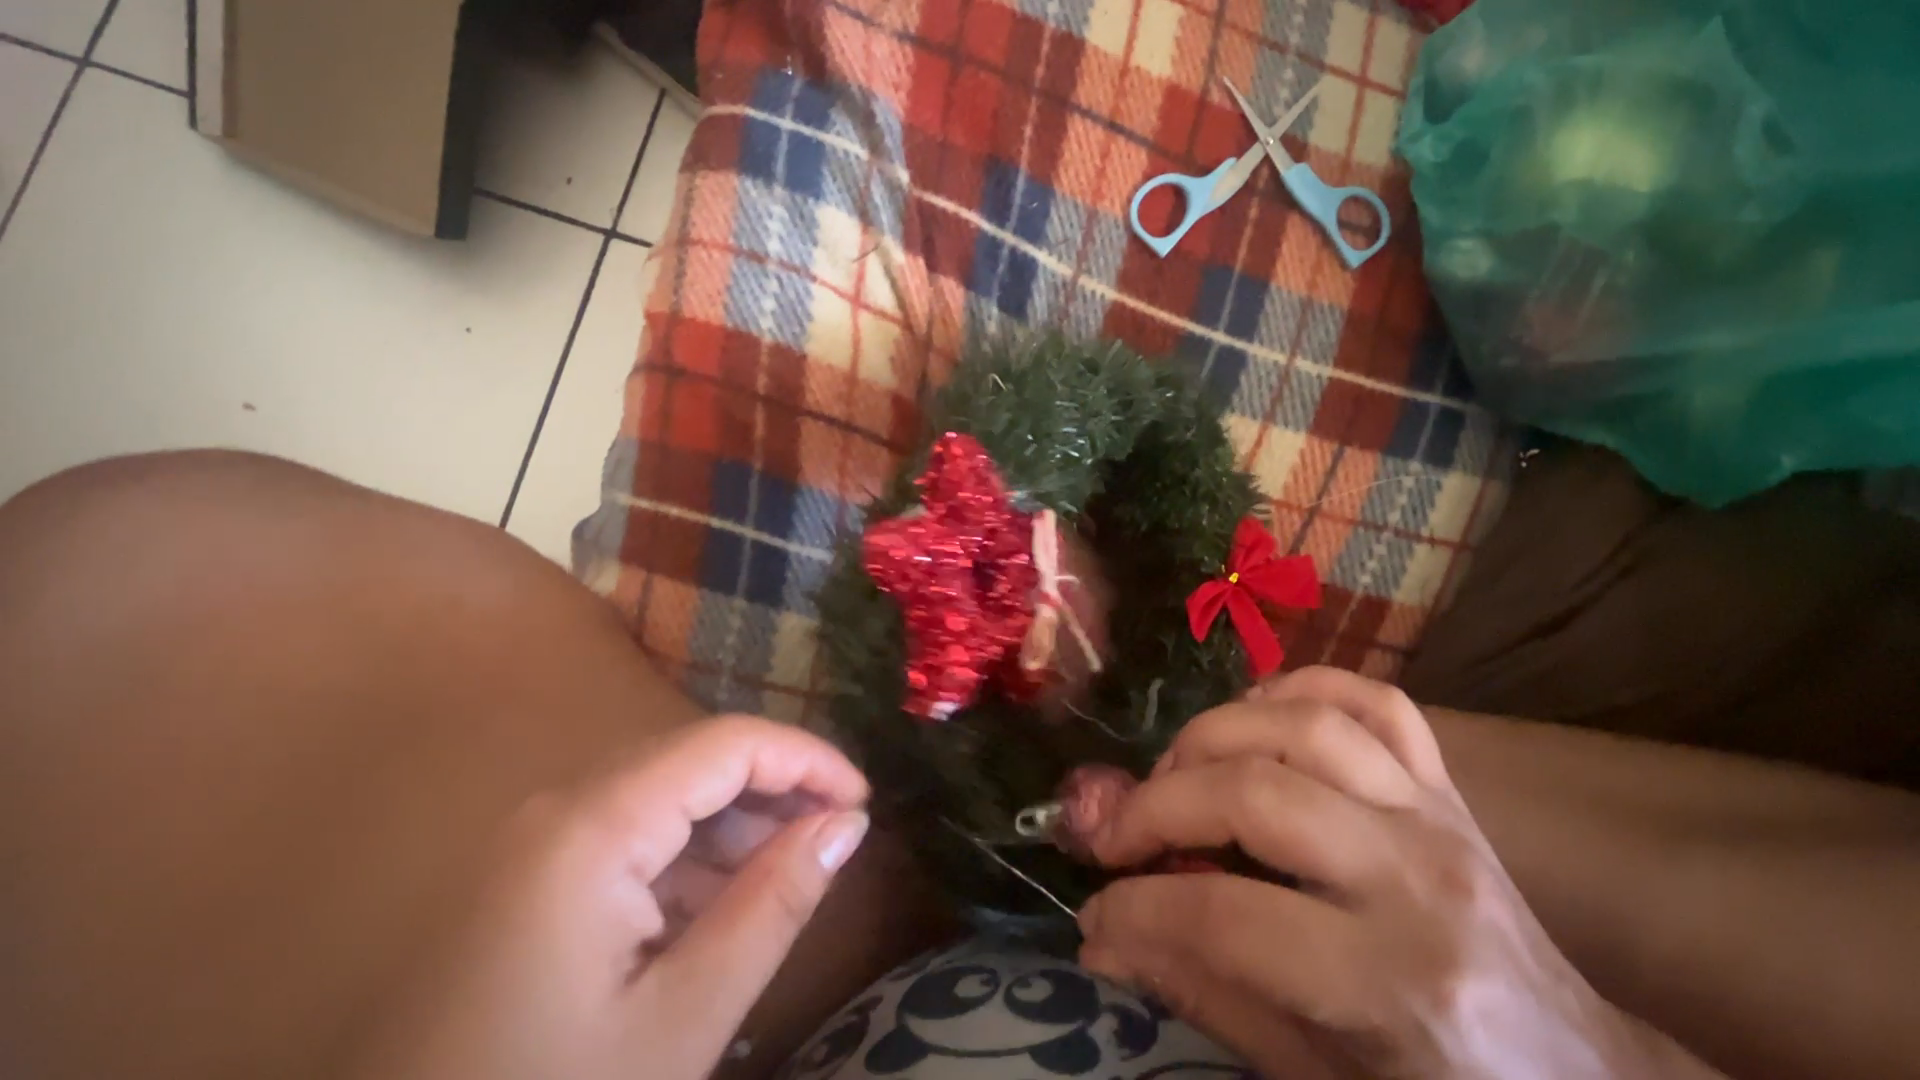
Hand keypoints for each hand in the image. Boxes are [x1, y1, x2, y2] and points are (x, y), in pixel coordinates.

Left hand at [352, 715, 870, 1079]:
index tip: (865, 803)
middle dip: (774, 787)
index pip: (726, 744)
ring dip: (733, 823)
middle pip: (691, 759)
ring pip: (659, 795)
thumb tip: (847, 823)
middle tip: (837, 840)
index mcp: (593, 827)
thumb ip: (774, 905)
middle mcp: (557, 808)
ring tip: (791, 874)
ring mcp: (531, 843)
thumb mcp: (685, 1016)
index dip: (807, 758)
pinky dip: (685, 857)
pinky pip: (624, 836)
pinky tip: (720, 906)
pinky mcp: (522, 880)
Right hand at [1076, 668, 1692, 1079]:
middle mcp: (1418, 878)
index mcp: (1392, 981)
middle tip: (1115, 834)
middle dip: (1157, 805)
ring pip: (1306, 725)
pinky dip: (1299, 690)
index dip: (1135, 906)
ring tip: (1175, 777)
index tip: (1095, 909)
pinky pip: (1375, 702)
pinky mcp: (1447, 787)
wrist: (1580, 1075)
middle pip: (1257, 794)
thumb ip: (1204, 994)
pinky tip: (1253, 720)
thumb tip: (1102, 938)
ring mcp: (1440, 817)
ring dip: (1213, 736)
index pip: (1225, 918)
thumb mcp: (1314, 1075)